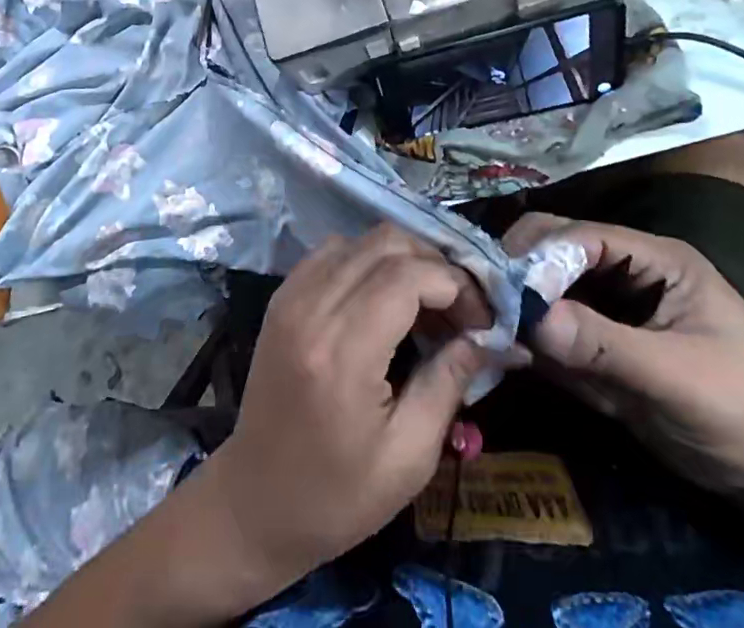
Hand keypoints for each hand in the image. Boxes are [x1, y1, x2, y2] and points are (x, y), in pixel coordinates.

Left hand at [200, 225, 491, 589]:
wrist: (255, 503)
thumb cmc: (337, 495)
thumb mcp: (410, 455)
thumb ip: (450, 381)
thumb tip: (488, 337)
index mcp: (341, 351)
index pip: (408, 275)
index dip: (456, 285)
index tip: (481, 321)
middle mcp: (310, 309)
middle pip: (386, 243)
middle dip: (435, 265)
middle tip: (459, 311)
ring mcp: (289, 298)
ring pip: (361, 240)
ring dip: (403, 260)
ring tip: (427, 305)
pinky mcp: (280, 300)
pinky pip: (333, 252)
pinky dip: (368, 261)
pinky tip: (384, 299)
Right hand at [502, 213, 743, 497]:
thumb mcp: (678, 378)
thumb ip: (604, 345)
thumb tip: (529, 317)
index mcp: (657, 260)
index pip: (583, 236)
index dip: (539, 255)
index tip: (499, 287)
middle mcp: (628, 274)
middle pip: (557, 253)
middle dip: (520, 273)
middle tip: (481, 303)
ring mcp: (612, 310)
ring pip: (548, 291)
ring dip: (518, 307)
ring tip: (481, 326)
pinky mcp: (601, 346)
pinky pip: (554, 333)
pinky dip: (530, 341)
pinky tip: (504, 352)